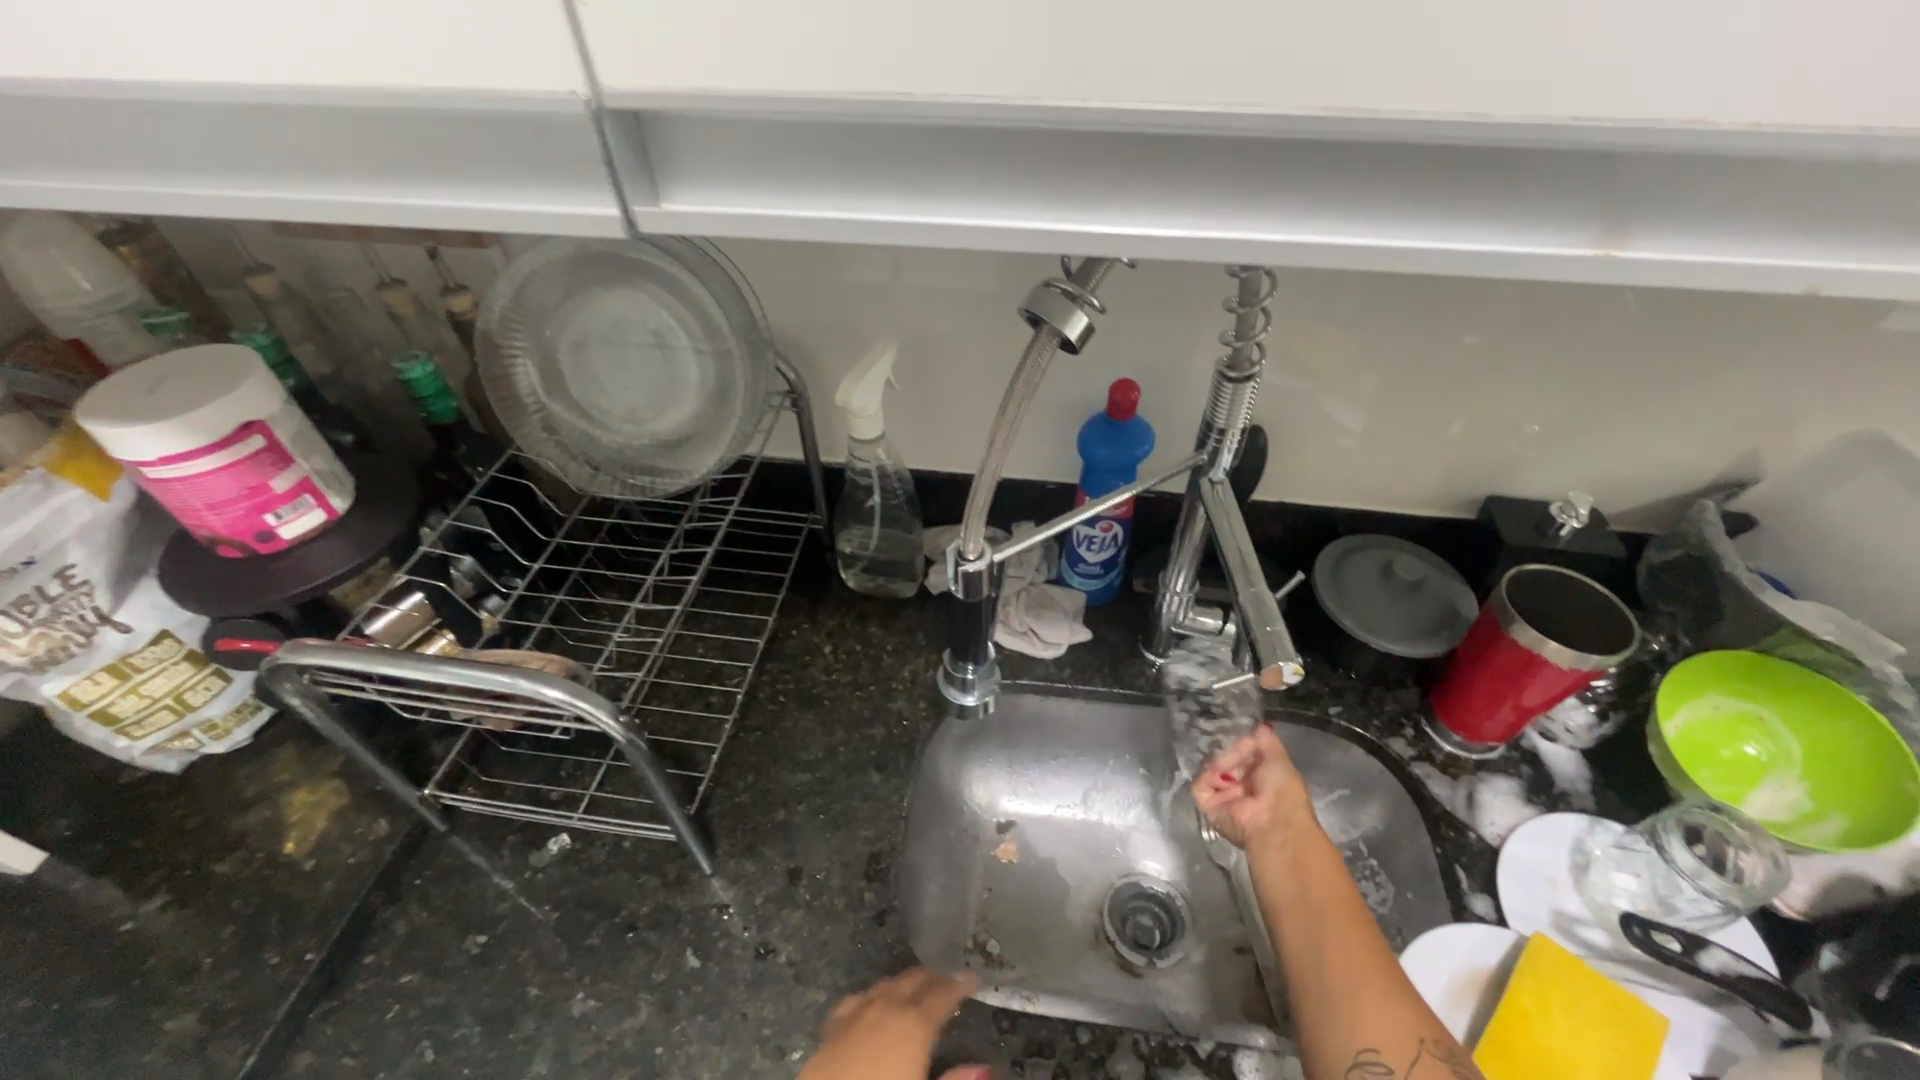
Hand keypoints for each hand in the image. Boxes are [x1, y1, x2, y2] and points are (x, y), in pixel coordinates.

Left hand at [798, 967, 988, 1079]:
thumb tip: (984, 1069)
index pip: (943, 994)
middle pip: (913, 980)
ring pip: (885, 985)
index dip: (960, 984)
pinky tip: (872, 1003)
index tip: (974, 977)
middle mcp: (886, 1009)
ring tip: (916, 987)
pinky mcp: (831, 1029)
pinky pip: (857, 1000)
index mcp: (914, 1025)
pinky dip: (873, 996)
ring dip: (904, 983)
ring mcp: (855, 1015)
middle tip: (949, 978)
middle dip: (933, 976)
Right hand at [1192, 724, 1316, 850]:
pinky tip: (1220, 773)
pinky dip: (1208, 775)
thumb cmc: (1282, 790)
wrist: (1275, 821)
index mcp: (1260, 779)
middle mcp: (1240, 788)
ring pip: (1210, 769)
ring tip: (1230, 763)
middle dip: (1231, 752)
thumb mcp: (1279, 758)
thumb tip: (1260, 725)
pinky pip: (1200, 783)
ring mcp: (1223, 797)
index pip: (1242, 755)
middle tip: (1239, 750)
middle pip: (1225, 760)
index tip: (1246, 737)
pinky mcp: (1207, 805)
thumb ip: (1266, 741)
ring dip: (1221, 762)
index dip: (1242, 744)